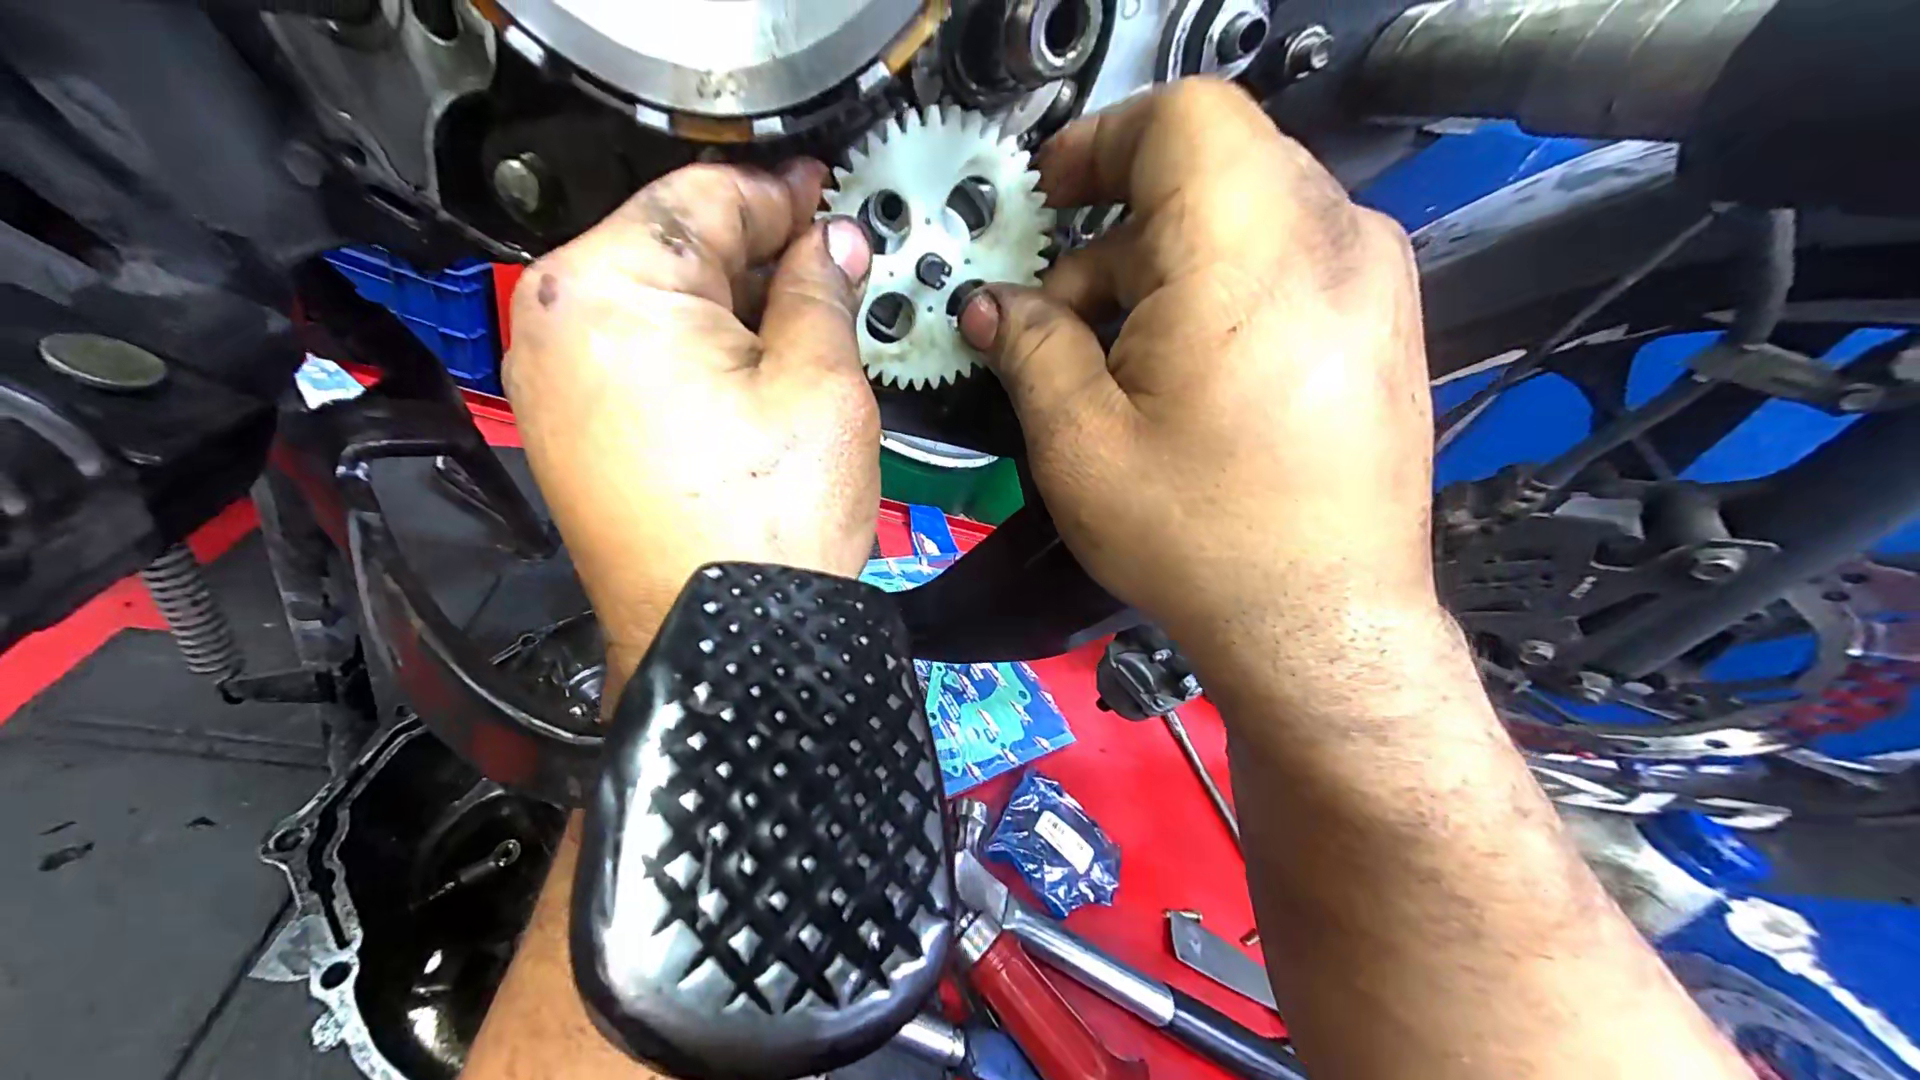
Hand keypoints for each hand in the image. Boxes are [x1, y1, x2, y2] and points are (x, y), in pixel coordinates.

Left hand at [504, 161, 879, 698]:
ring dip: (735, 304)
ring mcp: (557, 388)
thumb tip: (831, 245)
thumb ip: (822, 292)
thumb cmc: (770, 521)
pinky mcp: (575, 435)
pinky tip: (758, 369)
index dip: (780, 191)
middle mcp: (557, 329)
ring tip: (803, 318)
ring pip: (660, 306)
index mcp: (610, 292)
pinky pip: (644, 359)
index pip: (704, 197)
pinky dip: (702, 350)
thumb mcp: (821, 384)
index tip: (823, 194)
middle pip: (672, 248)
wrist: (724, 639)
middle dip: (758, 250)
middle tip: (827, 260)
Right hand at [958, 79, 1436, 672]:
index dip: (1099, 142)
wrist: (1321, 623)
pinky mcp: (1378, 329)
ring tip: (1111, 363)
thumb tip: (991, 304)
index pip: (1180, 118)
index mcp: (1248, 253)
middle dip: (1114, 234)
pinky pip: (1282, 269)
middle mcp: (1331, 244)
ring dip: (1159, 272)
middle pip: (1204, 175)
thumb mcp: (1080, 442)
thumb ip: (1029, 348)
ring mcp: (1370, 285)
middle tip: (1057, 315)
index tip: (1050, 195)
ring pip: (1241, 225)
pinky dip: (1214, 296)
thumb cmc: (1202, 539)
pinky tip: (1178, 378)